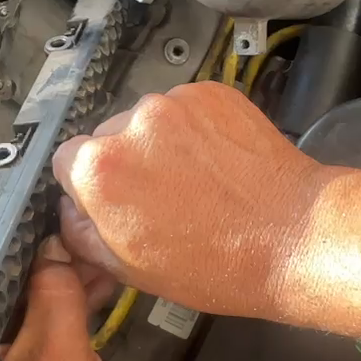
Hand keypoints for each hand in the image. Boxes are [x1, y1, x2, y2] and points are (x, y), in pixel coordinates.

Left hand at [0, 239, 131, 360]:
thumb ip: (57, 296)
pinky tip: (78, 310)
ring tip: (88, 277)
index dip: (11, 253)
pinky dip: (42, 334)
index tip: (45, 227)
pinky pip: (10, 356)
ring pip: (3, 332)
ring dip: (47, 304)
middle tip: (77, 254)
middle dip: (38, 279)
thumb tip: (52, 248)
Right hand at [52, 82, 334, 319]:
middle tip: (164, 196)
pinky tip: (218, 162)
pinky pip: (187, 107)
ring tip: (198, 180)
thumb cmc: (215, 263)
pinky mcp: (211, 92)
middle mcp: (132, 123)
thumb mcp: (130, 269)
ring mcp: (175, 102)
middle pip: (109, 136)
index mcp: (100, 169)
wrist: (293, 234)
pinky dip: (196, 128)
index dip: (89, 186)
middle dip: (127, 162)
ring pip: (149, 121)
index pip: (67, 161)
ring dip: (162, 143)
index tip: (115, 201)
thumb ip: (82, 233)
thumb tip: (70, 208)